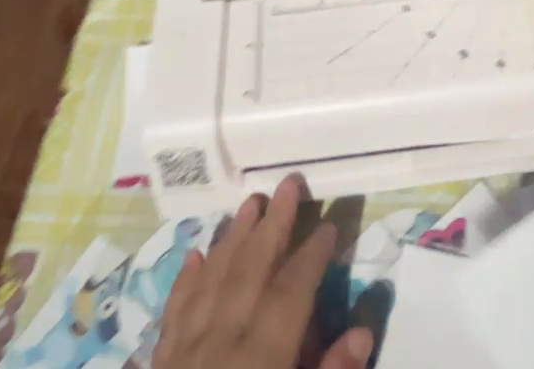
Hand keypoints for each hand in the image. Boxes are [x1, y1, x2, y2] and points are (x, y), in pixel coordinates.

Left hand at [153, 175, 373, 368]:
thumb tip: (361, 331)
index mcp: (259, 362)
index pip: (290, 294)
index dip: (311, 256)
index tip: (330, 225)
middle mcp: (219, 350)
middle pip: (247, 274)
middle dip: (272, 227)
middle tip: (290, 183)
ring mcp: (182, 359)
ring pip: (208, 284)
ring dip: (231, 240)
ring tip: (249, 203)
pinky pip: (172, 316)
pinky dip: (185, 282)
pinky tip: (195, 256)